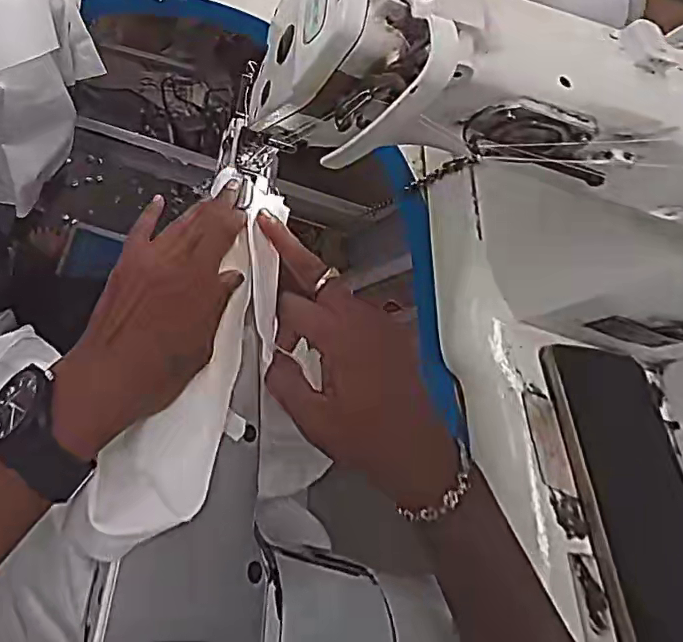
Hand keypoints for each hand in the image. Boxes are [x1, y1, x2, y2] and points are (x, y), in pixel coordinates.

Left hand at [51, 185, 245, 460]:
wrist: (103, 380)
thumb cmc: (149, 374)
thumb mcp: (200, 347)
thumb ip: (216, 307)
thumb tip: (229, 284)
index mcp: (195, 283)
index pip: (221, 236)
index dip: (234, 220)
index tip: (243, 213)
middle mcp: (171, 265)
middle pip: (201, 223)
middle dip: (220, 205)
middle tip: (231, 194)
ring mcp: (146, 263)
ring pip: (176, 225)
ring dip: (196, 209)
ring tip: (209, 200)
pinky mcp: (124, 267)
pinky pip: (140, 231)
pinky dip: (150, 214)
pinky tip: (157, 204)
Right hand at [258, 214, 459, 511]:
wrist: (423, 454)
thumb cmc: (376, 441)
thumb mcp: (316, 420)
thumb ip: (285, 382)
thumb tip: (272, 358)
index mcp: (340, 335)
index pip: (291, 305)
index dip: (270, 315)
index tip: (259, 324)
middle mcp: (361, 318)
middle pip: (316, 273)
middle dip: (288, 249)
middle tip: (268, 227)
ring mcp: (378, 321)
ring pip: (334, 288)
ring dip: (308, 283)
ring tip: (285, 275)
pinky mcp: (388, 330)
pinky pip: (352, 305)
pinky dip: (330, 304)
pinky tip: (319, 324)